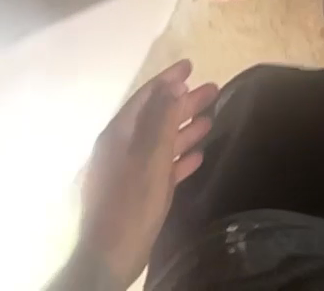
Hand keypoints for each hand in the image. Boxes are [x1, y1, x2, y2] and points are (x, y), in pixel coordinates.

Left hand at [56, 61, 217, 290]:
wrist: (109, 259)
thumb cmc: (130, 203)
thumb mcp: (150, 157)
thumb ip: (163, 119)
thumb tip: (174, 85)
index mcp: (118, 136)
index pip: (146, 97)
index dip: (168, 80)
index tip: (191, 65)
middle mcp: (121, 149)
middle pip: (156, 117)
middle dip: (183, 102)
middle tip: (214, 89)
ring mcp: (128, 172)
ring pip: (161, 141)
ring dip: (185, 128)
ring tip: (212, 118)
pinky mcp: (137, 193)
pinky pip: (161, 165)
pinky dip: (179, 156)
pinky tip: (198, 155)